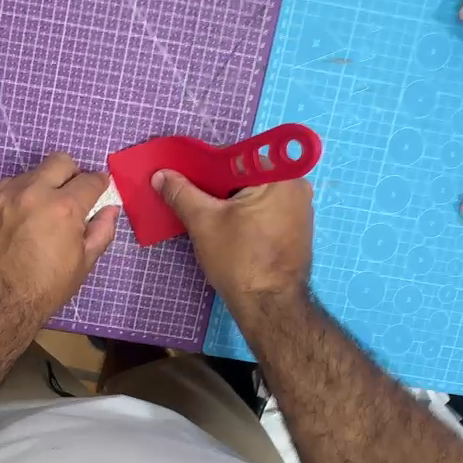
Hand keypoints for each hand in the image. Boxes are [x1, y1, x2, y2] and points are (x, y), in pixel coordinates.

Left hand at [0, 153, 118, 332]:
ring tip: (45, 211)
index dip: (100, 185)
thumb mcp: (84, 262)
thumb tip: (110, 208)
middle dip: (73, 174)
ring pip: (34, 171)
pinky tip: (25, 216)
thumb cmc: (47, 288)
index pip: (90, 180)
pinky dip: (23, 193)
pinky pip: (12, 184)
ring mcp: (7, 194)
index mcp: (63, 208)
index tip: (100, 190)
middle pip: (61, 162)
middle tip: (74, 195)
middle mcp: (34, 192)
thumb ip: (101, 230)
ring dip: (46, 184)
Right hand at [154, 170, 313, 311]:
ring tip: (211, 219)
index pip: (237, 156)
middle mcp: (297, 186)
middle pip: (247, 174)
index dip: (208, 166)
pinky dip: (246, 215)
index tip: (190, 181)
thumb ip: (181, 193)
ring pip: (256, 193)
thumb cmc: (239, 259)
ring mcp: (301, 209)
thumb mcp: (202, 222)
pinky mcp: (297, 229)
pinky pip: (266, 210)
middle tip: (197, 203)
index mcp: (280, 176)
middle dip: (219, 186)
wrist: (269, 306)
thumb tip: (161, 175)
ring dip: (231, 202)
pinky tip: (230, 232)